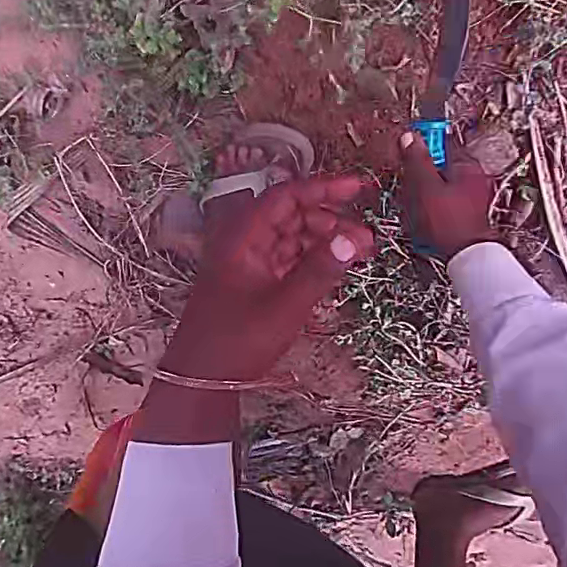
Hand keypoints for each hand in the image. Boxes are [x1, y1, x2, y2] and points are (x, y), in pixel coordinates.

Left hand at [160, 174, 375, 383]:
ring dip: (325, 240)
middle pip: (292, 215)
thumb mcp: (285, 306)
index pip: (285, 196)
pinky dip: (312, 258)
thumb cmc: (238, 339)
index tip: (357, 189)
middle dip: (330, 220)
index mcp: (243, 236)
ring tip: (361, 253)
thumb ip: (319, 270)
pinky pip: (288, 257)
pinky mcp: (255, 279)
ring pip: (293, 237)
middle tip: (365, 238)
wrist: (201, 379)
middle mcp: (245, 241)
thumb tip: (352, 240)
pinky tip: (337, 265)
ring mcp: (249, 260)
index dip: (322, 188)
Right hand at [399, 130, 496, 259]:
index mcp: (466, 165)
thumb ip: (417, 159)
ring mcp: (469, 196)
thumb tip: (409, 137)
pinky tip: (422, 217)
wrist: (465, 256)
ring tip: (415, 205)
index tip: (407, 150)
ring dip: (421, 192)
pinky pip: (440, 201)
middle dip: (419, 174)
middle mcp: (472, 177)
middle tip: (410, 185)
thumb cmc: (449, 222)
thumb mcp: (425, 185)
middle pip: (437, 164)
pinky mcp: (463, 212)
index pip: (440, 140)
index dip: (421, 145)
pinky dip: (429, 206)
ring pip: (436, 184)